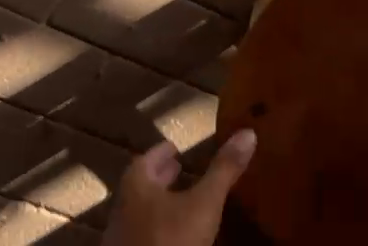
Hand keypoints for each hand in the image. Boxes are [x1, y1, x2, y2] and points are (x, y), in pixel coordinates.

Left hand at [101, 129, 255, 245]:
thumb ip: (223, 169)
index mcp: (136, 194)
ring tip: (180, 198)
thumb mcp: (206, 202)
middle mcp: (121, 216)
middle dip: (159, 177)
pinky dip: (155, 225)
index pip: (141, 164)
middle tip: (179, 168)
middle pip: (137, 190)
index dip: (158, 154)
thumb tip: (248, 133)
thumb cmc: (173, 240)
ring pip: (136, 215)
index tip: (174, 147)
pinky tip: (173, 230)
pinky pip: (138, 236)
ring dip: (156, 202)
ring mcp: (120, 243)